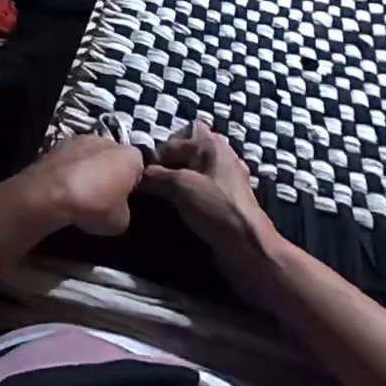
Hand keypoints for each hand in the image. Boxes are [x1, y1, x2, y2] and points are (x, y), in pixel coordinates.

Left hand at [25, 135, 144, 234]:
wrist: (52, 192)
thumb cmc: (95, 205)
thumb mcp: (121, 221)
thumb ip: (124, 209)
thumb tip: (117, 206)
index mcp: (131, 156)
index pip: (138, 169)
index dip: (131, 185)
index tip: (122, 200)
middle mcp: (109, 140)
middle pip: (114, 158)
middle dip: (110, 173)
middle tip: (102, 196)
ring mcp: (83, 138)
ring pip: (92, 155)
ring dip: (89, 168)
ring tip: (80, 192)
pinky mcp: (61, 143)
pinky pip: (73, 157)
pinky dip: (71, 168)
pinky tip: (65, 186)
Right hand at [140, 122, 279, 279]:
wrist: (249, 248)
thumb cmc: (214, 208)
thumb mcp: (178, 186)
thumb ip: (154, 176)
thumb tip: (137, 175)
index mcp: (211, 144)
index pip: (177, 137)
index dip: (160, 152)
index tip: (149, 173)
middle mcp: (221, 156)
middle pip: (188, 150)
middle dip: (170, 164)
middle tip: (156, 182)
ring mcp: (227, 179)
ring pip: (195, 171)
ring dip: (179, 181)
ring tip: (164, 197)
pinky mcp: (228, 201)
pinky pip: (202, 190)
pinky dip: (190, 196)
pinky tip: (180, 210)